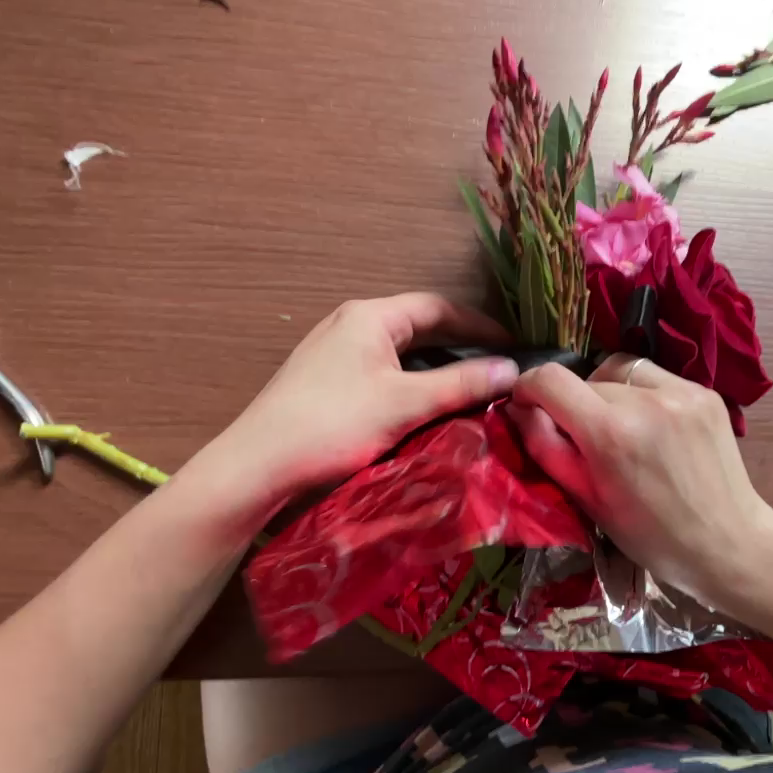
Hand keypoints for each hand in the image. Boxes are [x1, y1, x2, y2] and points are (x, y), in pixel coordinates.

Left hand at [195, 294, 517, 514]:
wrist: (258, 465)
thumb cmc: (333, 424)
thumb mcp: (405, 403)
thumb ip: (461, 384)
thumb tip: (513, 370)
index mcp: (369, 317)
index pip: (438, 307)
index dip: (480, 325)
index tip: (513, 347)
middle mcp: (351, 326)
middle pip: (420, 328)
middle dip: (462, 348)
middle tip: (498, 371)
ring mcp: (336, 355)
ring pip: (402, 354)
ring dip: (438, 370)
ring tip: (473, 392)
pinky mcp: (328, 383)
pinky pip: (385, 374)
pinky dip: (414, 386)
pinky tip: (430, 410)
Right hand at [507, 355, 772, 607]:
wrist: (730, 544)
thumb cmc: (652, 537)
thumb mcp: (589, 502)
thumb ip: (548, 449)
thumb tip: (519, 408)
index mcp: (611, 434)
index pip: (550, 379)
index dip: (528, 388)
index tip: (527, 405)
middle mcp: (647, 400)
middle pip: (587, 380)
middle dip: (576, 405)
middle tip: (587, 443)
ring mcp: (682, 391)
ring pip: (620, 372)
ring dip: (608, 394)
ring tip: (621, 431)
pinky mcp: (705, 391)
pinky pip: (655, 378)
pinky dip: (642, 396)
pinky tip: (652, 429)